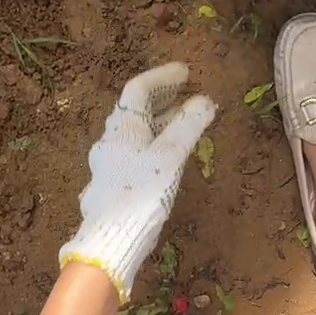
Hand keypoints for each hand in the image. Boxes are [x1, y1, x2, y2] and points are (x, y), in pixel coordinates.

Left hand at [60, 63, 216, 296]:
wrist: (110, 242)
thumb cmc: (140, 194)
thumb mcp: (169, 157)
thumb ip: (187, 128)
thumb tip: (205, 101)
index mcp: (122, 128)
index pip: (139, 90)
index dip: (162, 76)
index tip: (186, 72)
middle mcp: (111, 141)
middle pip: (135, 110)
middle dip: (162, 97)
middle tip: (186, 91)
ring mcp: (110, 163)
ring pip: (136, 132)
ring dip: (160, 121)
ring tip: (184, 119)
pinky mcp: (115, 184)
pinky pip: (136, 151)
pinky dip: (155, 142)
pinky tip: (168, 154)